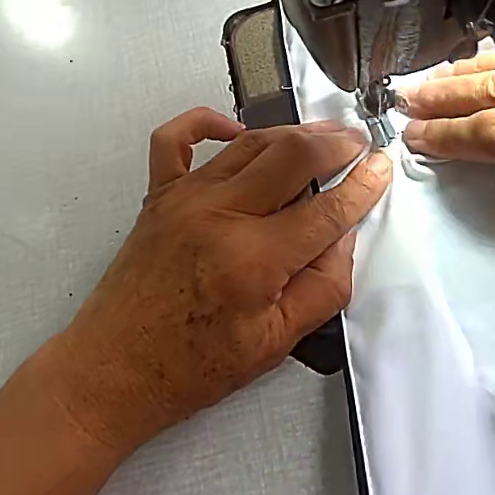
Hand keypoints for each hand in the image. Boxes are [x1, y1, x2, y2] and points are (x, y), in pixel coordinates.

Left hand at [35, 109, 391, 455]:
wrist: (111, 372)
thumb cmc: (192, 367)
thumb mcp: (274, 343)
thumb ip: (322, 287)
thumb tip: (344, 236)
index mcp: (252, 260)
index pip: (325, 211)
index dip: (363, 186)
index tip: (383, 166)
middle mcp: (220, 216)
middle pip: (292, 156)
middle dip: (335, 142)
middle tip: (358, 140)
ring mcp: (185, 199)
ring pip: (250, 143)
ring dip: (292, 131)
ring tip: (321, 133)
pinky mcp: (159, 195)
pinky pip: (177, 139)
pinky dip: (206, 121)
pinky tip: (235, 127)